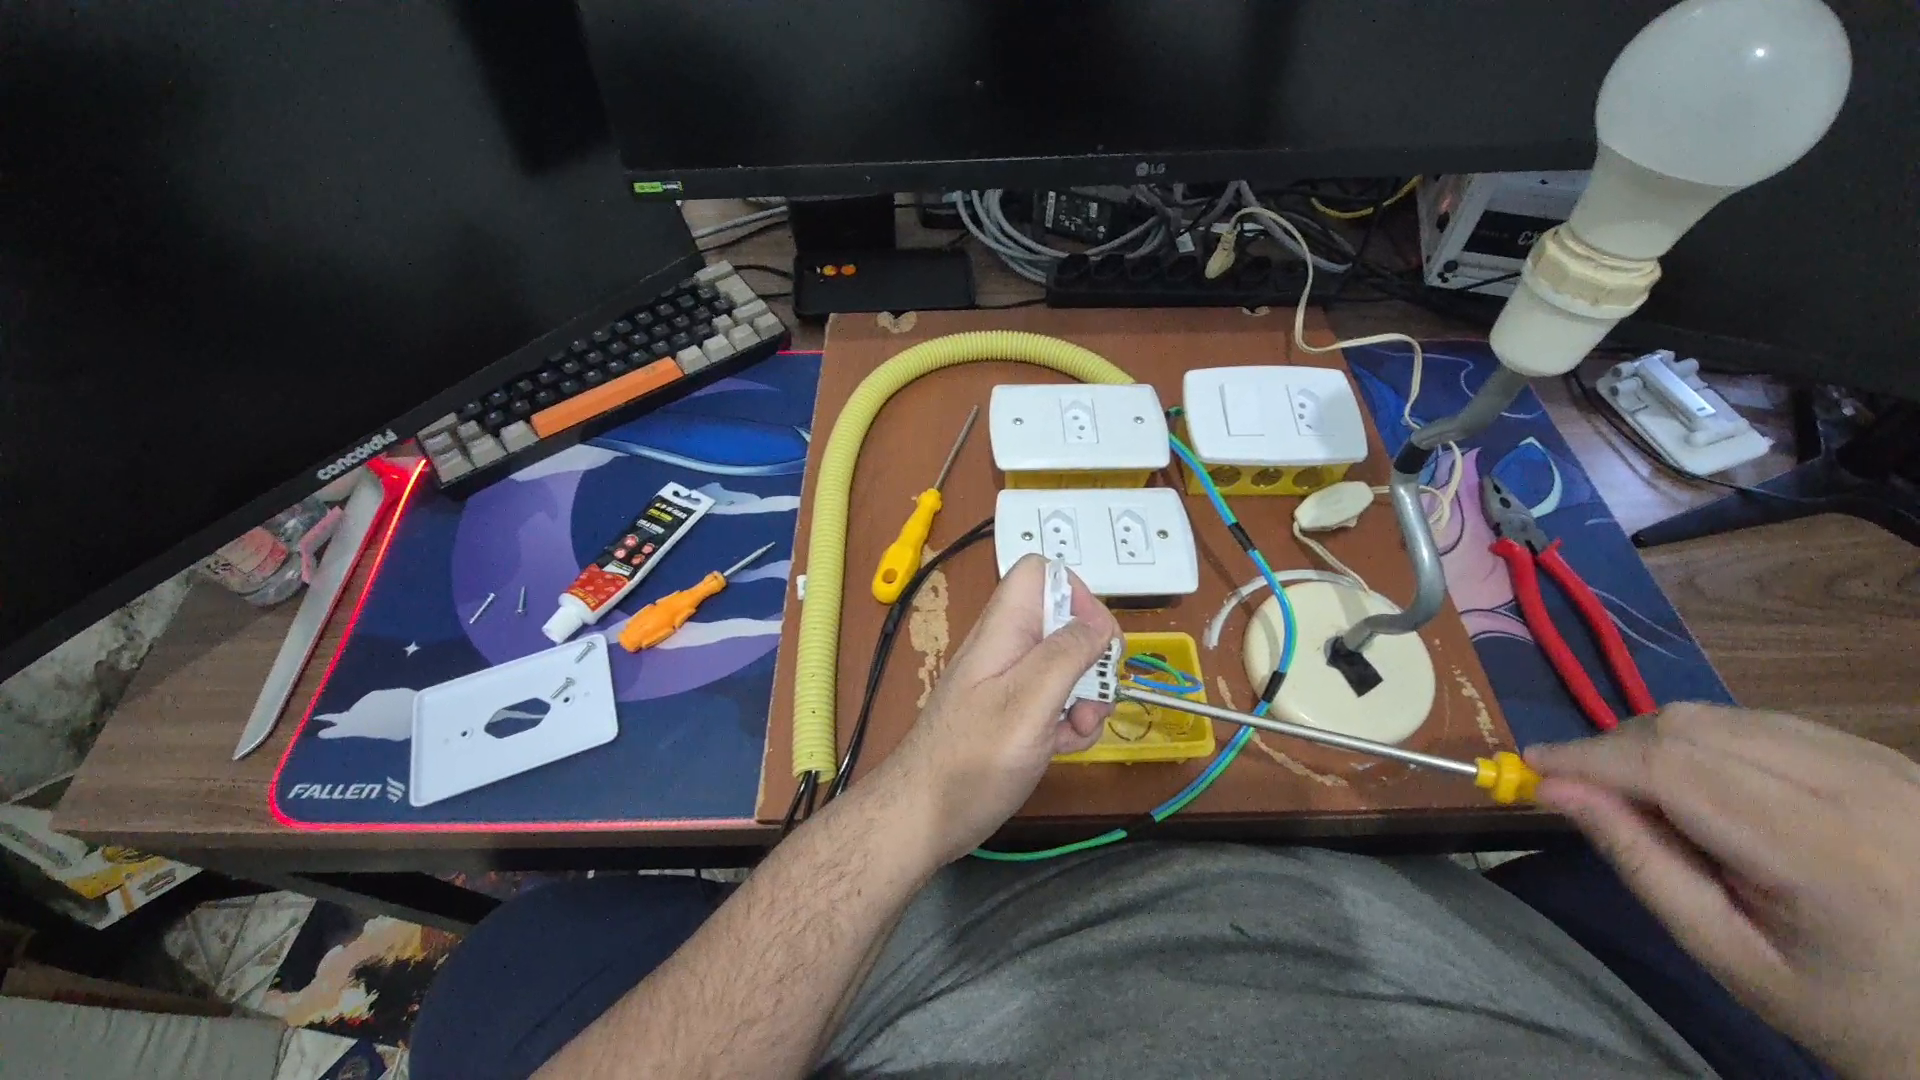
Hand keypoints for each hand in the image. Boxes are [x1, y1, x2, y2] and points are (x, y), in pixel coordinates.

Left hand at [867, 554, 1117, 866]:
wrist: (924, 819)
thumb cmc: (970, 762)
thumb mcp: (1027, 703)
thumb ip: (1065, 655)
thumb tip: (1098, 623)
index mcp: (1002, 631)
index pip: (1040, 574)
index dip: (1076, 595)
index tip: (1096, 639)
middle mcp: (1006, 649)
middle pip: (1062, 622)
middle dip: (1092, 655)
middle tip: (1096, 691)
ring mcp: (1010, 684)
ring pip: (1066, 667)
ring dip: (1087, 695)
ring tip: (1079, 727)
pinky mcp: (1015, 716)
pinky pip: (1056, 703)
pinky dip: (1070, 722)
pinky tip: (1064, 747)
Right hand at [1528, 704, 1919, 1078]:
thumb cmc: (1846, 1007)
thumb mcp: (1727, 952)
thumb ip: (1639, 862)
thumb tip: (1552, 789)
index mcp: (1834, 857)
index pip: (1673, 767)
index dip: (1589, 757)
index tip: (1530, 767)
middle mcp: (1870, 792)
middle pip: (1692, 727)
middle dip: (1614, 748)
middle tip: (1578, 788)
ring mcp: (1888, 767)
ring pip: (1721, 715)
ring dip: (1654, 741)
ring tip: (1639, 792)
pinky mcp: (1887, 758)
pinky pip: (1762, 721)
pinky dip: (1704, 741)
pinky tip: (1701, 785)